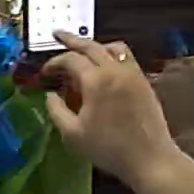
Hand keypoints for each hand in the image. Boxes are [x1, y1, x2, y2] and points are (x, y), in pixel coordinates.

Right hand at [44, 30, 184, 187]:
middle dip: (72, 39)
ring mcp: (133, 75)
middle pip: (91, 46)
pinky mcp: (144, 83)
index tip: (43, 74)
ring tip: (83, 50)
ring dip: (95, 45)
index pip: (70, 59)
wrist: (149, 159)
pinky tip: (103, 67)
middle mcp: (116, 71)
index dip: (53, 63)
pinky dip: (111, 55)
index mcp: (96, 81)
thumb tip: (50, 96)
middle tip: (57, 34)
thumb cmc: (107, 148)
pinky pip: (126, 58)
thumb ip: (56, 110)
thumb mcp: (72, 133)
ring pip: (113, 48)